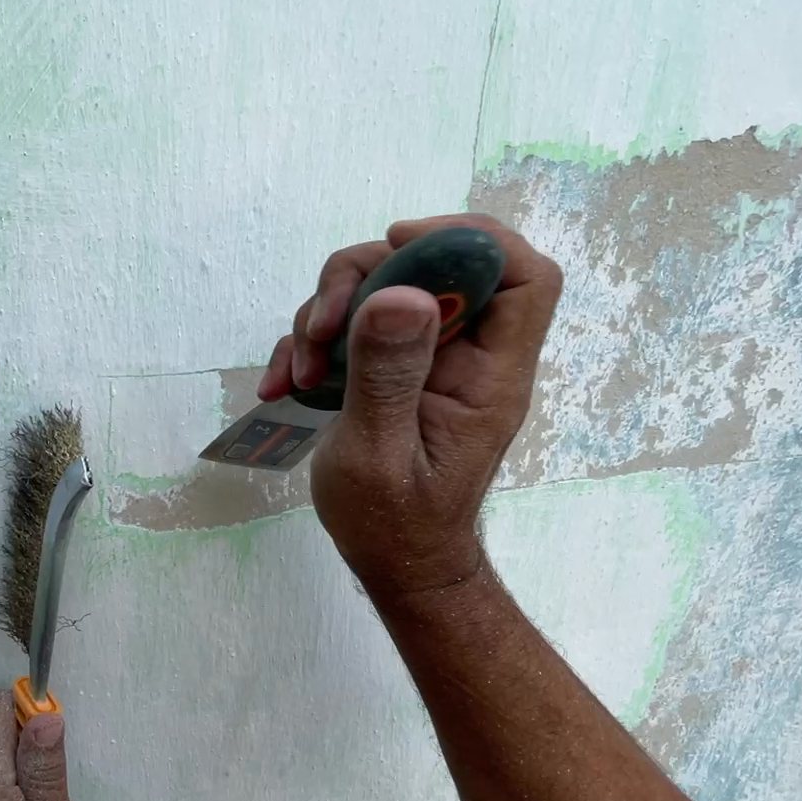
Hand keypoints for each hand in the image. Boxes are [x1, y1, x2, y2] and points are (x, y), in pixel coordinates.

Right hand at [258, 214, 562, 604]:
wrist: (391, 560)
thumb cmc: (394, 523)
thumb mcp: (378, 453)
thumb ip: (387, 376)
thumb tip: (399, 293)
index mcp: (487, 375)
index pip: (520, 276)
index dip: (467, 240)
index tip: (397, 243)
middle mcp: (462, 357)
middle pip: (427, 269)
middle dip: (359, 282)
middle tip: (317, 329)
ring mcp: (421, 361)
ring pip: (377, 292)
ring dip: (322, 319)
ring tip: (296, 375)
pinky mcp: (387, 371)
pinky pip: (348, 331)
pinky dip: (308, 347)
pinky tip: (281, 385)